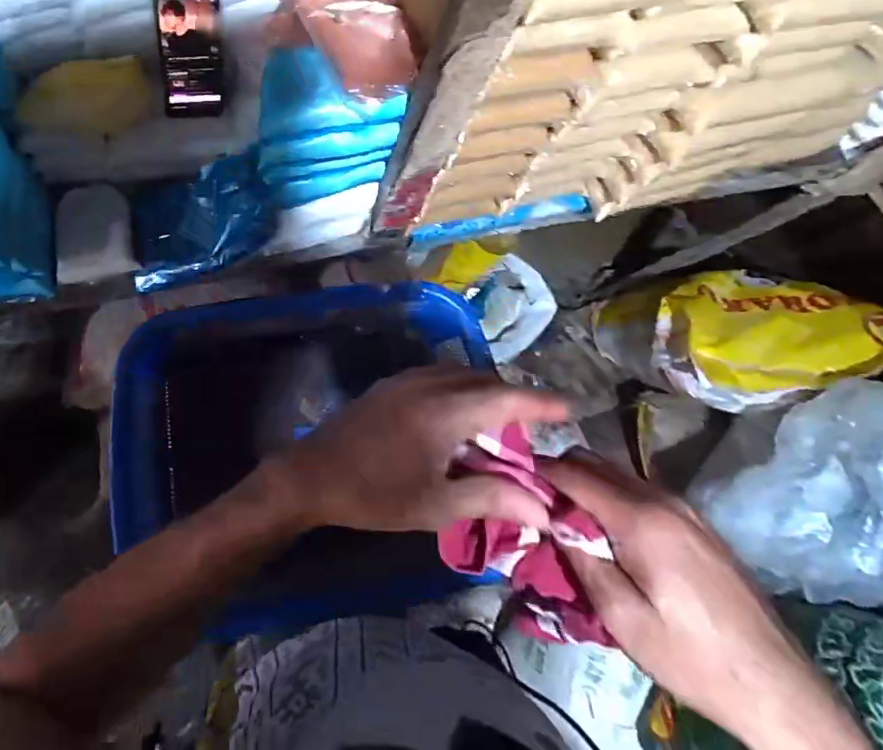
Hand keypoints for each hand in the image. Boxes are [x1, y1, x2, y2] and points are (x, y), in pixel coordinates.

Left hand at [257, 366, 569, 533]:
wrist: (311, 475)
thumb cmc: (375, 494)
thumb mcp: (436, 505)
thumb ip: (492, 498)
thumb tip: (545, 509)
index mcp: (445, 410)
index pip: (507, 398)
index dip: (542, 402)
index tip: (571, 407)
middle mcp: (429, 383)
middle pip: (486, 381)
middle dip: (516, 398)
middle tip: (535, 427)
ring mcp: (406, 380)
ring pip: (461, 374)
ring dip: (487, 391)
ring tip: (500, 423)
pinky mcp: (390, 384)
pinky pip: (439, 375)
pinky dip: (462, 389)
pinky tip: (459, 416)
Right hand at [539, 455, 869, 749]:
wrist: (775, 686)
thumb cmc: (690, 656)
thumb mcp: (622, 618)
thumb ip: (583, 558)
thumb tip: (555, 519)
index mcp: (641, 518)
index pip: (575, 473)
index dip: (539, 472)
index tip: (512, 481)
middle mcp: (663, 499)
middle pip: (596, 462)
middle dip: (561, 475)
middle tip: (537, 505)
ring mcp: (685, 508)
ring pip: (618, 475)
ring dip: (587, 486)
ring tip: (568, 521)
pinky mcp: (697, 524)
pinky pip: (640, 493)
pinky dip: (613, 498)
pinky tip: (609, 533)